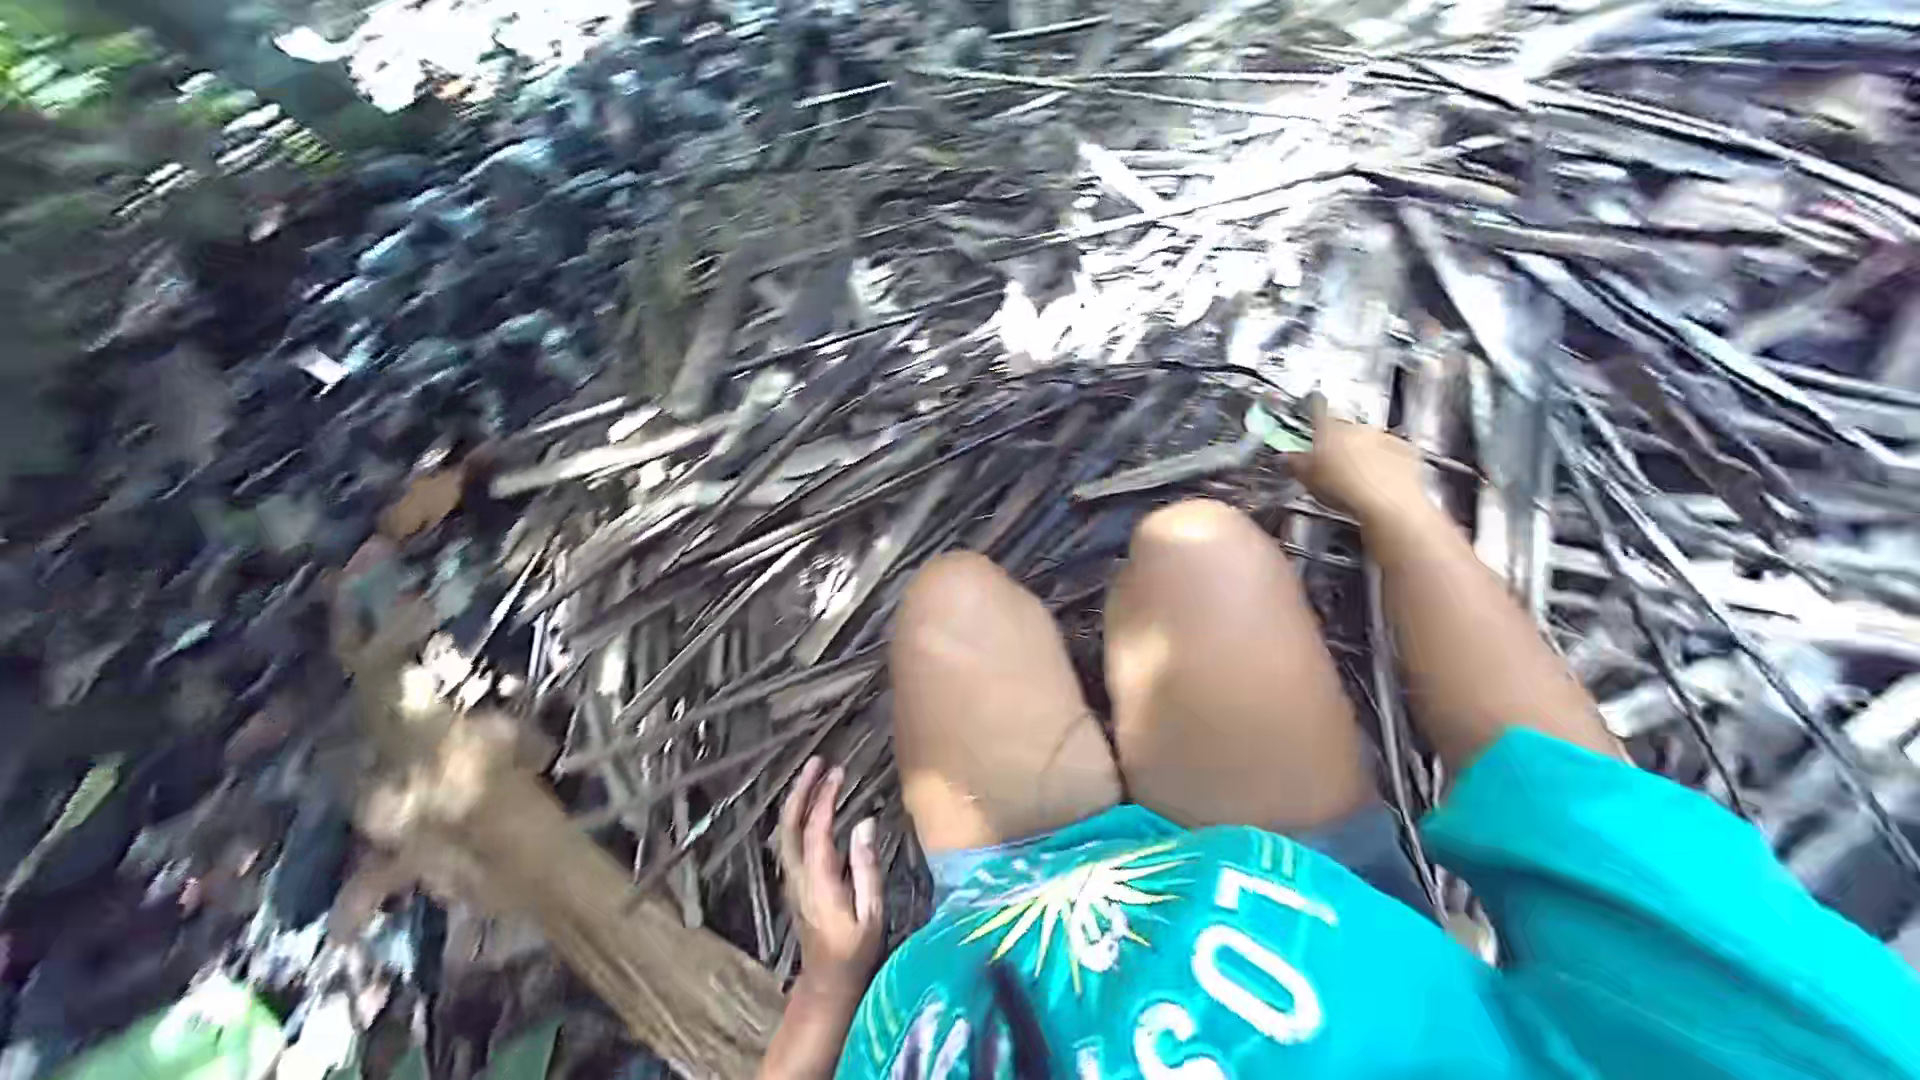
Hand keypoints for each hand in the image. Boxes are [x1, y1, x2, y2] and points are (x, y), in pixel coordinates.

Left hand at [778, 758, 883, 997]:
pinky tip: (811, 802)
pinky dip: (798, 813)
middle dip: (801, 790)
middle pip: (790, 824)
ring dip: (798, 798)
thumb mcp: (871, 913)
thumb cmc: (855, 950)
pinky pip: (790, 838)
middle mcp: (798, 875)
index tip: (839, 771)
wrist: (827, 982)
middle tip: (817, 761)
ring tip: (814, 773)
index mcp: (819, 882)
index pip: (816, 829)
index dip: (825, 798)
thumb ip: (867, 867)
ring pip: (786, 830)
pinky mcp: (794, 881)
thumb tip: (865, 822)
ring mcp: (792, 878)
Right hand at [1289, 393, 1428, 522]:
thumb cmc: (1339, 488)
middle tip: (1333, 459)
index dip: (1313, 408)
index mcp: (1329, 430)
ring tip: (1357, 472)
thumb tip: (1286, 455)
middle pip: (1344, 427)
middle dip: (1338, 438)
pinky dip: (1385, 458)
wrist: (1388, 503)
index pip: (1318, 410)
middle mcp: (1358, 427)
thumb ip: (1295, 463)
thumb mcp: (1306, 478)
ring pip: (1368, 438)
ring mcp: (1385, 437)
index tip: (1312, 407)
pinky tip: (1381, 476)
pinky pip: (1391, 450)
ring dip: (1362, 449)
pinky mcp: (1407, 451)